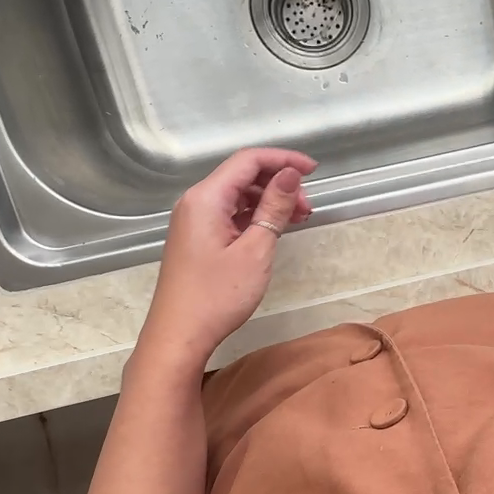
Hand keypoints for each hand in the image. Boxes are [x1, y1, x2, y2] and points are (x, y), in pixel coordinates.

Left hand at [142, 148, 316, 366]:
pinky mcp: (198, 238)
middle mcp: (196, 202)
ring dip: (270, 201)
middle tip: (308, 207)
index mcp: (206, 198)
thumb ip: (274, 207)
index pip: (248, 160)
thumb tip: (290, 175)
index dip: (283, 159)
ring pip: (238, 195)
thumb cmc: (218, 295)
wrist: (179, 334)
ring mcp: (194, 220)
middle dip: (278, 183)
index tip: (314, 171)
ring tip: (298, 219)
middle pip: (242, 175)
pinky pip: (230, 214)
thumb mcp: (255, 250)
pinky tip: (275, 230)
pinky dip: (255, 216)